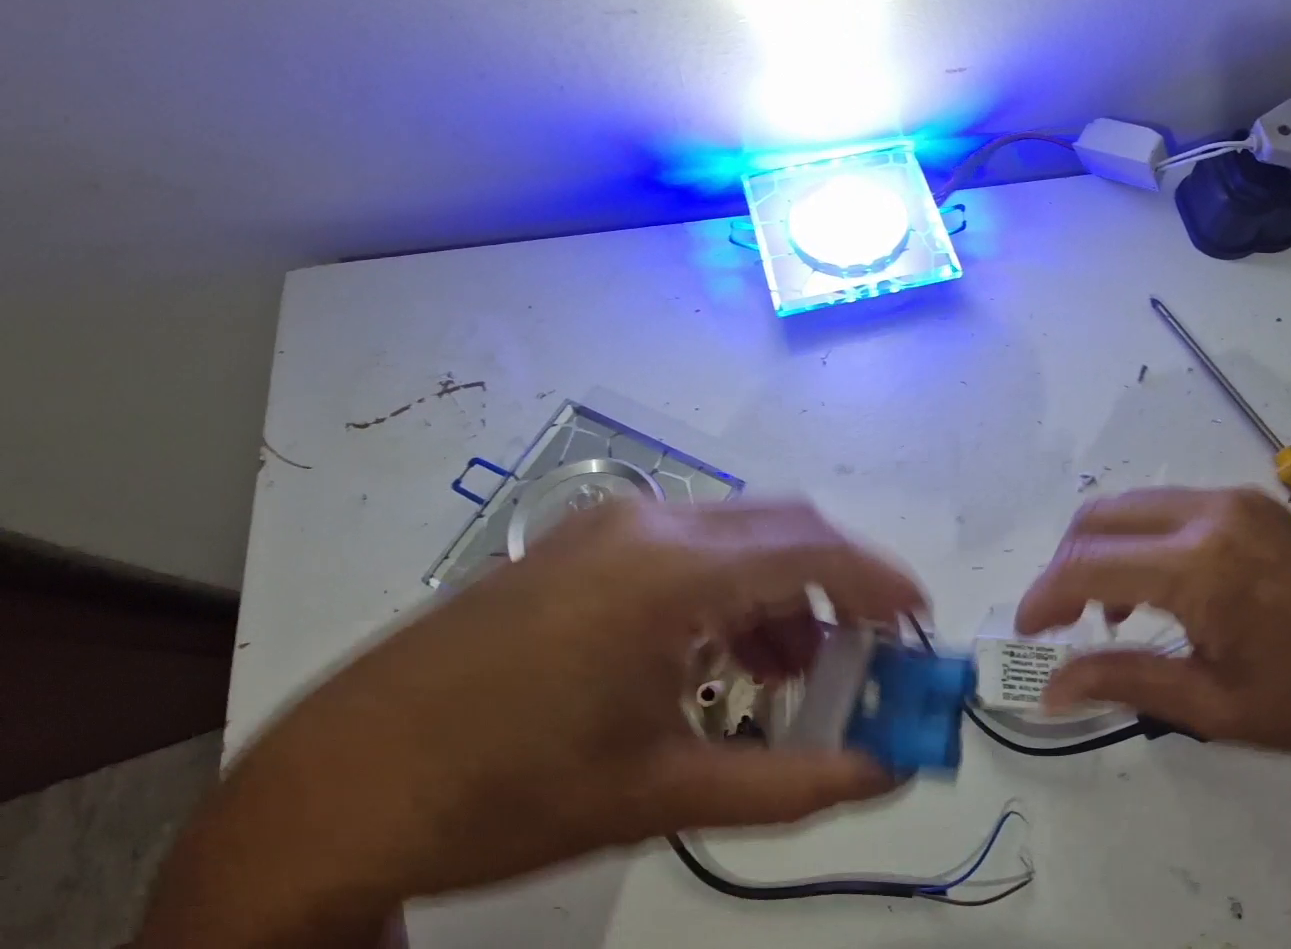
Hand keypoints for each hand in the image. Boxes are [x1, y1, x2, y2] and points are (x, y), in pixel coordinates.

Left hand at [139, 498, 924, 947]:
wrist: (337, 788)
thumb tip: (889, 772)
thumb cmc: (510, 796)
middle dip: (842, 585)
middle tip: (868, 653)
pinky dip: (730, 587)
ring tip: (791, 669)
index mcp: (673, 576)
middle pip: (786, 527)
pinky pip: (687, 545)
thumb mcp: (664, 796)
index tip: (920, 624)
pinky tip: (719, 653)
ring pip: (738, 532)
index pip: (816, 553)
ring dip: (784, 588)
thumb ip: (794, 782)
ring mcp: (605, 527)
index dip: (883, 585)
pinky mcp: (576, 545)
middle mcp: (648, 526)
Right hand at [1016, 487, 1290, 777]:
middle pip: (1099, 518)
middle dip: (1065, 566)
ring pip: (1133, 507)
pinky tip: (1160, 590)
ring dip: (1103, 550)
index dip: (1043, 597)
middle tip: (1061, 622)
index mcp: (1200, 565)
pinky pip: (1172, 508)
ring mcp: (1237, 501)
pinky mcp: (1256, 505)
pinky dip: (1143, 540)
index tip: (1027, 633)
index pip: (1087, 565)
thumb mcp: (1215, 705)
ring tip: (1108, 614)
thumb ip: (1123, 681)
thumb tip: (1050, 688)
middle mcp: (1211, 513)